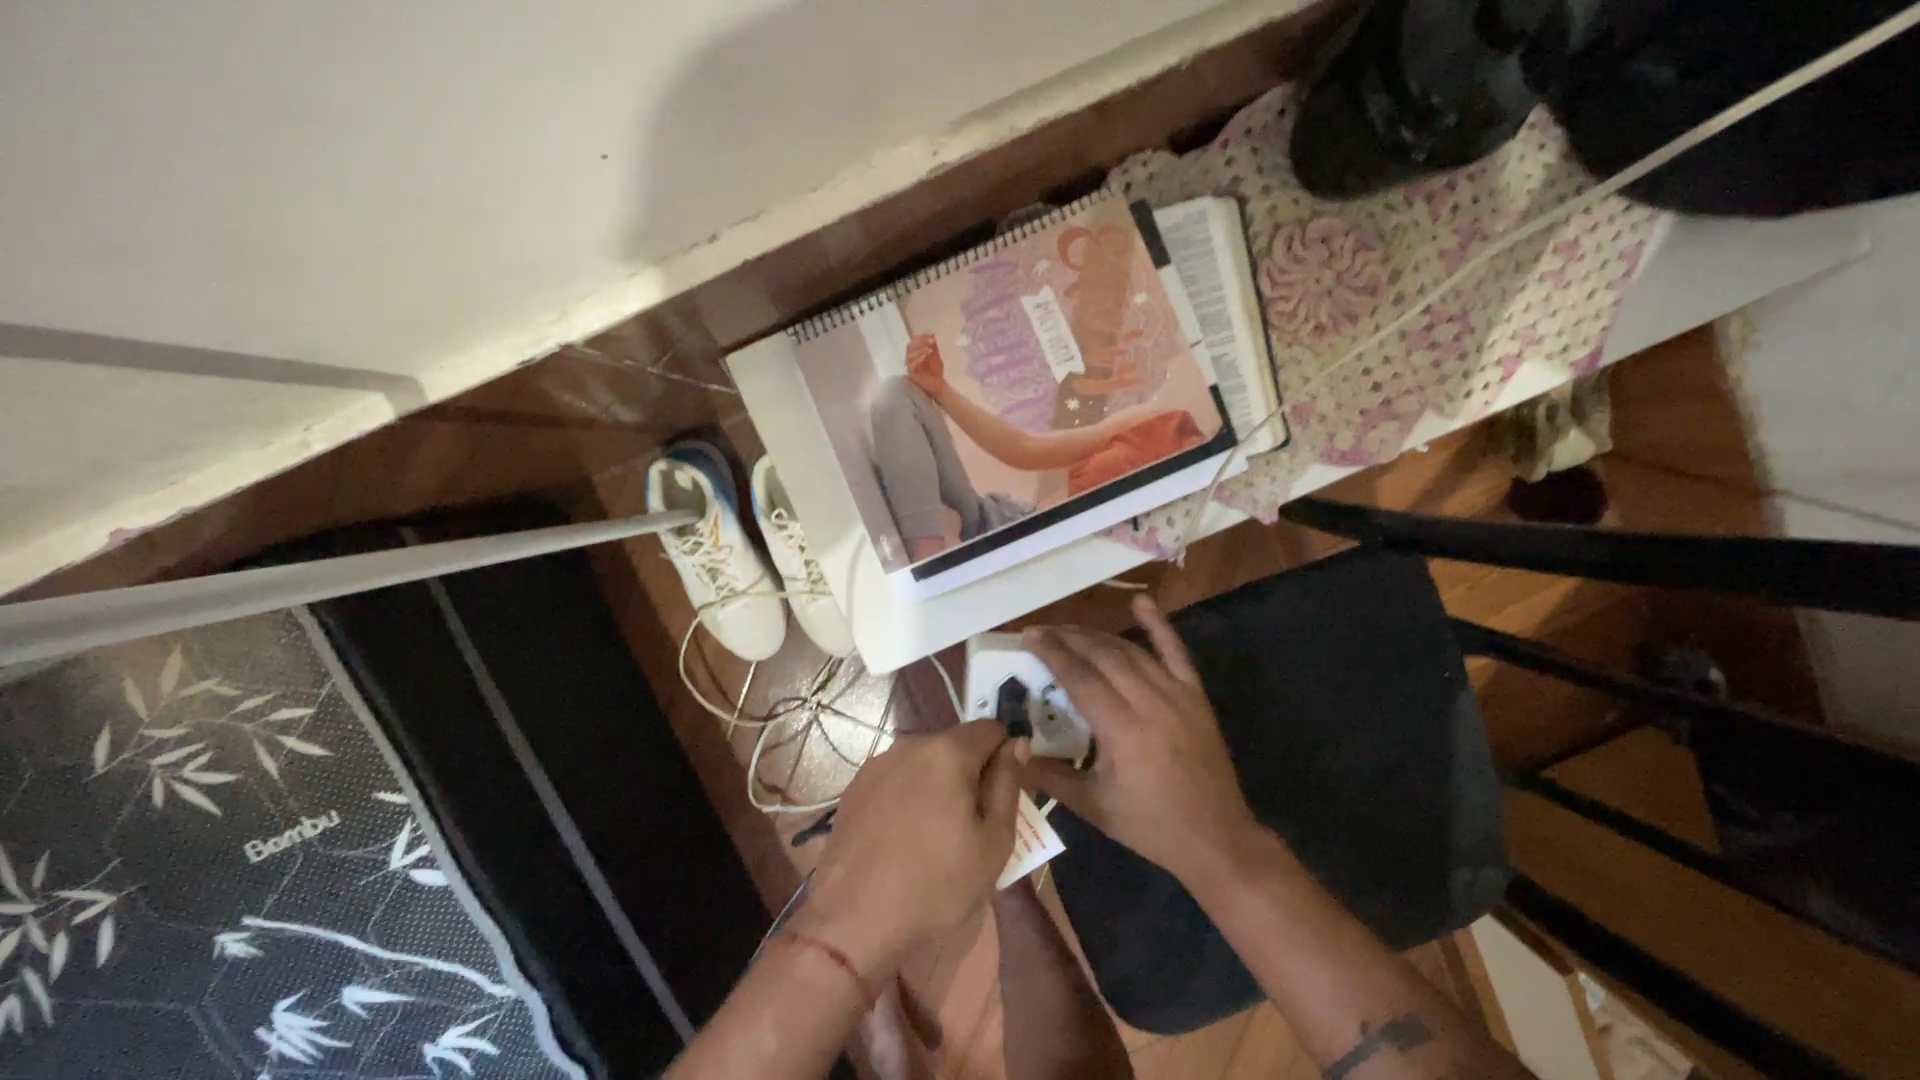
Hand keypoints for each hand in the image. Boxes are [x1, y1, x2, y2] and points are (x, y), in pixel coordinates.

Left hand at [795, 722, 1027, 975]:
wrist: (853, 919)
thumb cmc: (936, 884)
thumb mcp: (993, 842)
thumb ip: (1008, 784)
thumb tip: (1017, 744)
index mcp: (947, 752)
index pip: (990, 728)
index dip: (1005, 753)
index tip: (1004, 792)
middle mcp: (909, 745)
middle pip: (955, 745)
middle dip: (971, 772)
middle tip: (974, 823)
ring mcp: (876, 765)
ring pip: (924, 763)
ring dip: (938, 784)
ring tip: (936, 834)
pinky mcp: (854, 788)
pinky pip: (896, 780)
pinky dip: (908, 797)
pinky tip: (904, 837)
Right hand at [905, 334, 946, 398]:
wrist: (938, 384)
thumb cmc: (936, 371)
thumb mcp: (936, 356)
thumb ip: (933, 346)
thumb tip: (932, 334)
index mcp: (915, 352)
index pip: (914, 341)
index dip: (921, 337)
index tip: (931, 335)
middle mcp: (910, 358)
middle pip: (910, 346)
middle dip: (921, 342)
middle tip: (931, 341)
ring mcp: (910, 366)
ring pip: (909, 355)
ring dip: (919, 350)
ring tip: (930, 350)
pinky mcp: (911, 374)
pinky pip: (910, 366)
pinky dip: (917, 361)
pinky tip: (924, 358)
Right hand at [1022, 596, 1261, 883]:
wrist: (1214, 837)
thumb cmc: (1149, 826)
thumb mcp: (1092, 806)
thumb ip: (1049, 776)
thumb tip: (1011, 751)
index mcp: (1122, 731)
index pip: (1080, 678)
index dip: (1053, 654)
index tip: (1029, 637)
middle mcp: (1149, 703)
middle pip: (1103, 656)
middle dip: (1069, 639)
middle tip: (1042, 632)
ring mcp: (1177, 696)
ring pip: (1132, 652)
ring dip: (1099, 636)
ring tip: (1070, 630)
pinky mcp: (1195, 697)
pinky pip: (1176, 653)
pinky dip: (1158, 625)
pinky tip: (1141, 602)